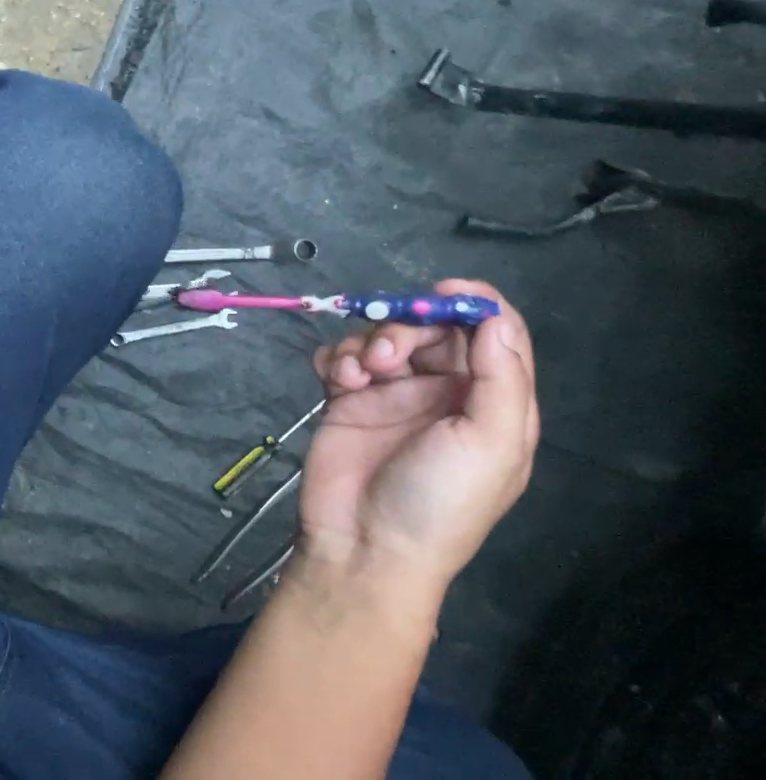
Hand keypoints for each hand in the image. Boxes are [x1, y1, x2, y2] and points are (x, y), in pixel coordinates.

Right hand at [299, 279, 538, 602]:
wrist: (364, 543)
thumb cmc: (439, 500)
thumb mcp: (490, 444)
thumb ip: (500, 379)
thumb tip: (493, 318)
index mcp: (493, 403)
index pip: (493, 336)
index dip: (473, 306)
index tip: (441, 291)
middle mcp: (444, 393)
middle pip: (429, 330)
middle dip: (405, 328)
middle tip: (387, 355)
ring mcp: (391, 396)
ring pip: (380, 338)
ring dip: (365, 344)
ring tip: (357, 375)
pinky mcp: (345, 401)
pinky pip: (339, 358)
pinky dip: (335, 358)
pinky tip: (335, 379)